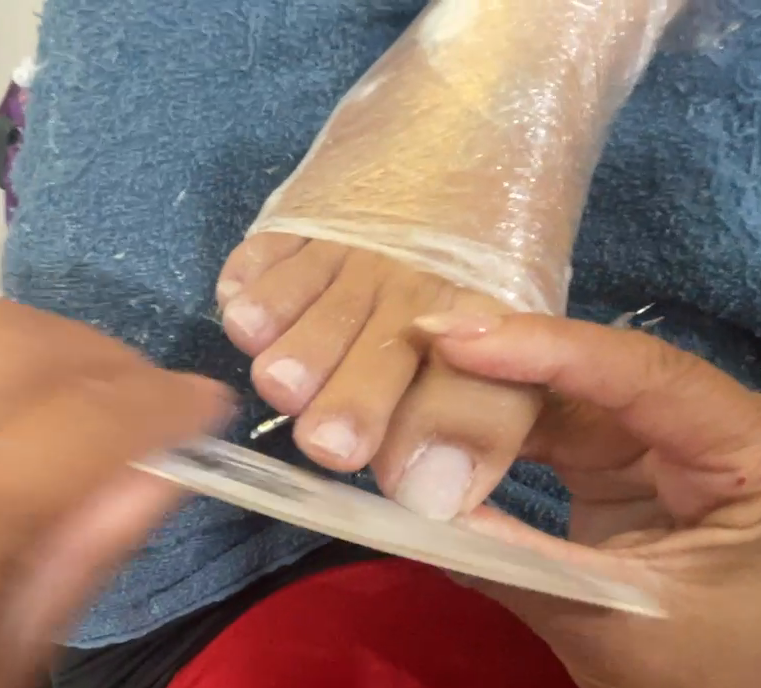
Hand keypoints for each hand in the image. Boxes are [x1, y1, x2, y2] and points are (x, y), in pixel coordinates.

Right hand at [218, 236, 530, 519]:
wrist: (475, 110)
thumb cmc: (488, 247)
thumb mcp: (514, 327)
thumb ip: (478, 420)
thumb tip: (432, 503)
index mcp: (483, 324)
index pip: (461, 399)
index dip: (428, 445)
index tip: (405, 486)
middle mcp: (409, 290)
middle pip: (367, 367)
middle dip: (348, 410)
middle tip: (328, 442)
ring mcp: (348, 250)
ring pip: (301, 319)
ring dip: (286, 355)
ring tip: (282, 378)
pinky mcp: (298, 216)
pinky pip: (256, 261)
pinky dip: (246, 291)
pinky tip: (250, 309)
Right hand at [420, 312, 760, 687]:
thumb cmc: (697, 677)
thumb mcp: (600, 620)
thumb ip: (509, 559)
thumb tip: (411, 505)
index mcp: (759, 457)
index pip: (648, 379)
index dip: (548, 353)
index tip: (455, 340)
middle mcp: (724, 425)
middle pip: (599, 376)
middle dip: (503, 369)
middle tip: (411, 357)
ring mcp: (671, 437)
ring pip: (567, 395)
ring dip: (489, 395)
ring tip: (412, 388)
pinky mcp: (628, 456)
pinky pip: (553, 427)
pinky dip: (496, 430)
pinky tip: (441, 422)